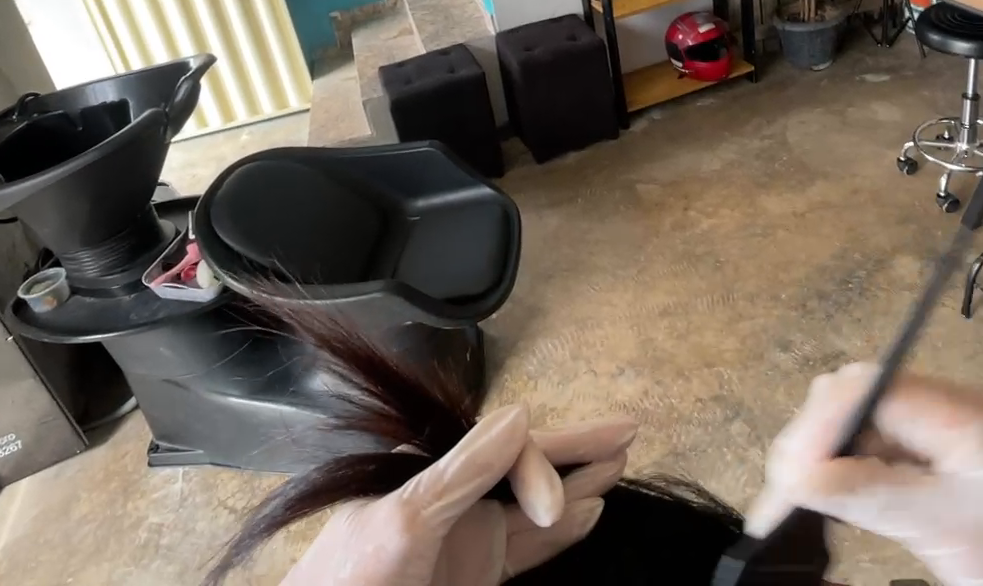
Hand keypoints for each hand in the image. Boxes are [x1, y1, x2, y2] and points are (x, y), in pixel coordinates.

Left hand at [281, 404, 635, 585]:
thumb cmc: (354, 580)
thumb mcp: (406, 519)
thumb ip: (463, 470)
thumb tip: (520, 414)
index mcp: (436, 468)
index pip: (506, 449)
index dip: (541, 468)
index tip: (556, 510)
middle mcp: (458, 495)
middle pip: (530, 464)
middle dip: (578, 448)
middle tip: (628, 430)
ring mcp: (470, 537)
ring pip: (537, 504)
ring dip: (579, 484)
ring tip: (619, 461)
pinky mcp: (478, 573)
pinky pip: (530, 546)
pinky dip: (564, 532)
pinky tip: (592, 511)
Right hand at [746, 363, 982, 585]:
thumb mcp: (946, 529)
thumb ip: (871, 495)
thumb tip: (800, 479)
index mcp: (955, 411)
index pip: (867, 389)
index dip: (819, 421)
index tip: (788, 467)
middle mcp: (935, 403)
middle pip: (851, 396)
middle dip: (810, 435)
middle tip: (781, 484)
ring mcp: (925, 422)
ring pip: (849, 417)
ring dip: (816, 450)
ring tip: (789, 491)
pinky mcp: (916, 445)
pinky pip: (861, 442)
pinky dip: (834, 464)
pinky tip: (817, 489)